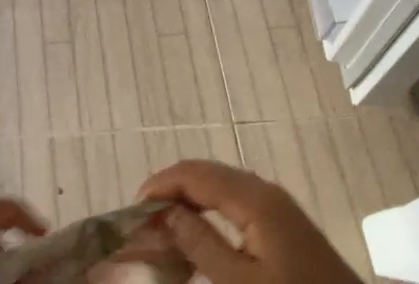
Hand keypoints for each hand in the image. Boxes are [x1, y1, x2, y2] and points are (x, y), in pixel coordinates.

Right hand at [136, 160, 361, 283]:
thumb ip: (201, 245)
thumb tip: (167, 212)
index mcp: (254, 199)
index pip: (194, 174)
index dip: (159, 185)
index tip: (132, 211)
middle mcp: (265, 191)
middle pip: (207, 174)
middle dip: (171, 190)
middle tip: (143, 221)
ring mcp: (279, 207)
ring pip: (221, 186)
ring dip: (190, 199)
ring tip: (164, 228)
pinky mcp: (286, 225)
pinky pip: (237, 202)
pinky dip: (210, 211)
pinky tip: (200, 235)